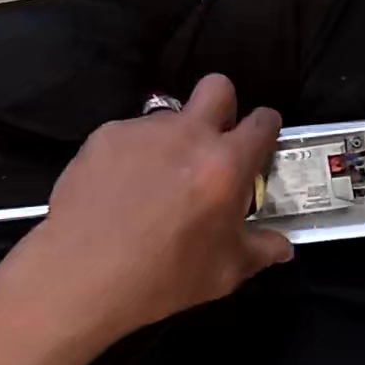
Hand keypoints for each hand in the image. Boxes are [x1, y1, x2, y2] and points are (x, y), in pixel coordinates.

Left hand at [1, 74, 292, 346]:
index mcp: (225, 163)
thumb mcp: (224, 272)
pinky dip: (135, 154)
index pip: (263, 121)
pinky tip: (120, 188)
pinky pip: (131, 134)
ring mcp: (143, 130)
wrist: (80, 276)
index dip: (267, 128)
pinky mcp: (105, 135)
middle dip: (223, 106)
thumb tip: (284, 246)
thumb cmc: (163, 277)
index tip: (260, 142)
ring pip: (170, 116)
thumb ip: (261, 250)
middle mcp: (188, 134)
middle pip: (218, 86)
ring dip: (173, 139)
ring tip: (155, 181)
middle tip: (212, 143)